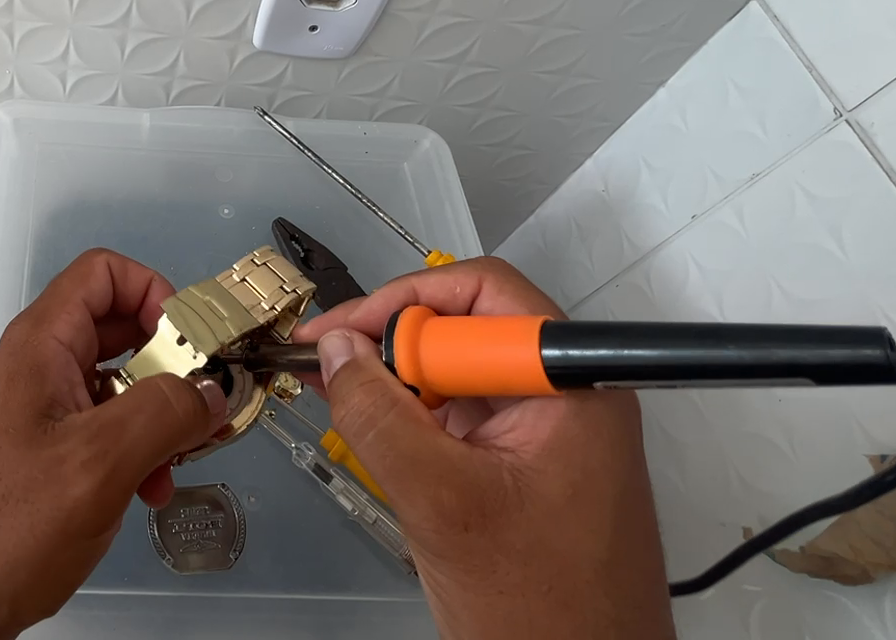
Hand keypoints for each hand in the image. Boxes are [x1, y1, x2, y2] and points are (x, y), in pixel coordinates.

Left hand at [0, 249, 227, 639]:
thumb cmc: (4, 527)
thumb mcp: (97, 464)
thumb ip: (163, 415)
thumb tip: (212, 390)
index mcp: (41, 343)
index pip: (102, 273)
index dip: (153, 290)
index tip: (191, 340)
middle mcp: (37, 364)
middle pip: (115, 326)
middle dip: (167, 358)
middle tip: (203, 398)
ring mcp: (36, 407)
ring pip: (113, 380)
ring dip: (155, 412)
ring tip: (179, 458)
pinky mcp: (38, 448)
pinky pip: (98, 424)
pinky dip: (132, 446)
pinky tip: (147, 488)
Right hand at [291, 257, 674, 639]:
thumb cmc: (533, 603)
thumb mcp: (440, 501)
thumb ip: (378, 416)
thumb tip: (332, 345)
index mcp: (569, 383)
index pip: (483, 292)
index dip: (405, 299)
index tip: (343, 332)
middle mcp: (560, 390)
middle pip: (463, 324)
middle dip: (388, 339)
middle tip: (326, 360)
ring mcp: (541, 425)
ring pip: (452, 366)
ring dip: (390, 374)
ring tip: (334, 387)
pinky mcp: (519, 455)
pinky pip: (455, 408)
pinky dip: (405, 409)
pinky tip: (364, 418)